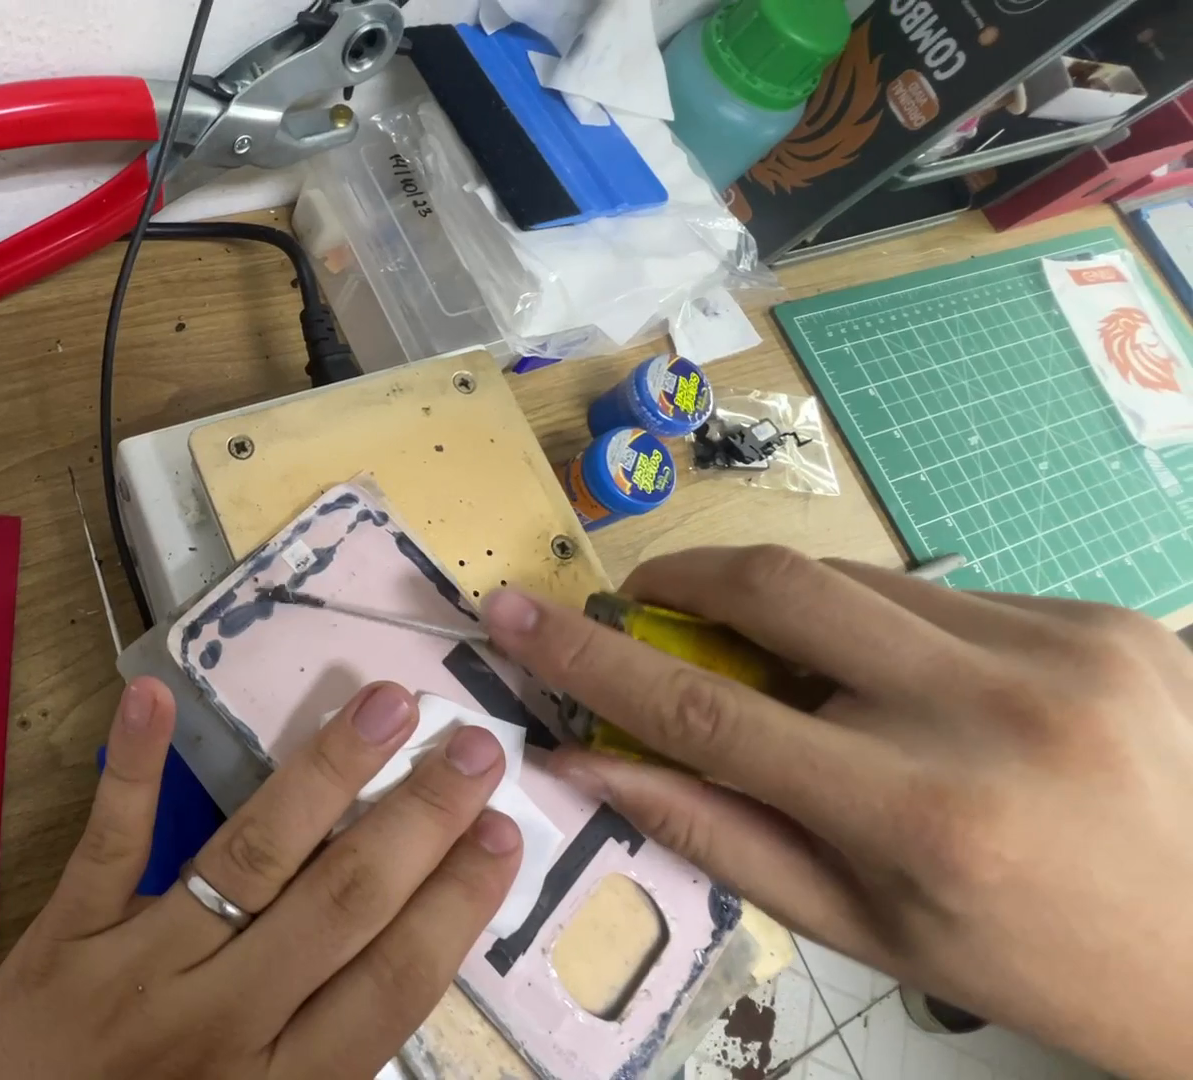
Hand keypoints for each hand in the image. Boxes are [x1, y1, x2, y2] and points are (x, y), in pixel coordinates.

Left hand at [0, 677, 522, 1078]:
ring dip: (324, 774)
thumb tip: (401, 962)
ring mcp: (144, 963)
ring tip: (384, 706)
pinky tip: (155, 694)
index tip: (502, 829)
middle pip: (341, 902)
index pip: (393, 980)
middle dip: (417, 818)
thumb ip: (325, 1052)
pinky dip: (134, 767)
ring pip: (251, 857)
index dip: (454, 902)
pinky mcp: (71, 931)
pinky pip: (112, 843)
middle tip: (473, 746)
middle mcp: (227, 1017)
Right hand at [481, 547, 1192, 1079]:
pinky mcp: (1103, 615)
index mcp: (918, 815)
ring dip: (780, 607)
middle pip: (773, 587)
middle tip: (648, 603)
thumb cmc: (1034, 961)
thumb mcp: (855, 925)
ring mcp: (1064, 646)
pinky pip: (921, 590)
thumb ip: (707, 831)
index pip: (698, 709)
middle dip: (682, 579)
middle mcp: (991, 711)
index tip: (513, 610)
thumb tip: (582, 762)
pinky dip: (868, 621)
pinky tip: (908, 681)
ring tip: (802, 669)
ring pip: (843, 578)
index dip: (586, 655)